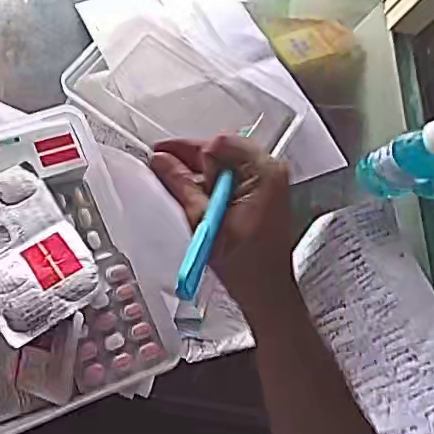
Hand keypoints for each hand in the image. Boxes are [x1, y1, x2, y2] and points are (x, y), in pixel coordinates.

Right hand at [149, 134, 295, 307]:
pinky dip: (210, 183)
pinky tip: (194, 195)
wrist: (264, 289)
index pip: (219, 144)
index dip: (188, 150)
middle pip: (223, 149)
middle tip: (164, 166)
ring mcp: (269, 181)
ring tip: (176, 185)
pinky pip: (231, 176)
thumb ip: (181, 184)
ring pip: (224, 162)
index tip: (165, 155)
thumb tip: (162, 162)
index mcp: (263, 173)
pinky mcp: (262, 192)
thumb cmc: (246, 264)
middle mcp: (270, 172)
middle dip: (192, 159)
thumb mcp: (204, 220)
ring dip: (199, 172)